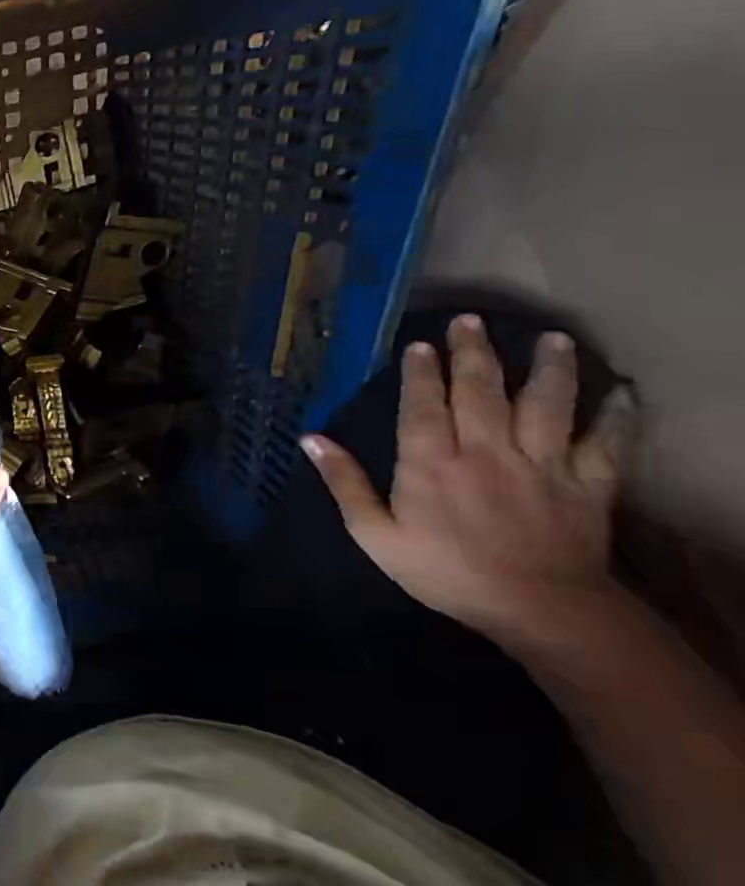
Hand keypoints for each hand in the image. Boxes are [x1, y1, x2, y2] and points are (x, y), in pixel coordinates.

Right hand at [303, 314, 635, 642]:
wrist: (539, 609)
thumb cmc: (443, 571)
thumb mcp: (374, 534)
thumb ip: (345, 483)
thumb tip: (309, 439)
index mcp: (431, 463)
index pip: (424, 405)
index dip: (420, 372)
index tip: (419, 344)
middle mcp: (487, 452)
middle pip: (481, 392)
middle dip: (473, 353)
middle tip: (470, 321)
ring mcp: (543, 465)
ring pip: (547, 404)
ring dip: (548, 368)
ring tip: (551, 338)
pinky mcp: (588, 484)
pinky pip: (607, 443)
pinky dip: (616, 415)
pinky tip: (621, 391)